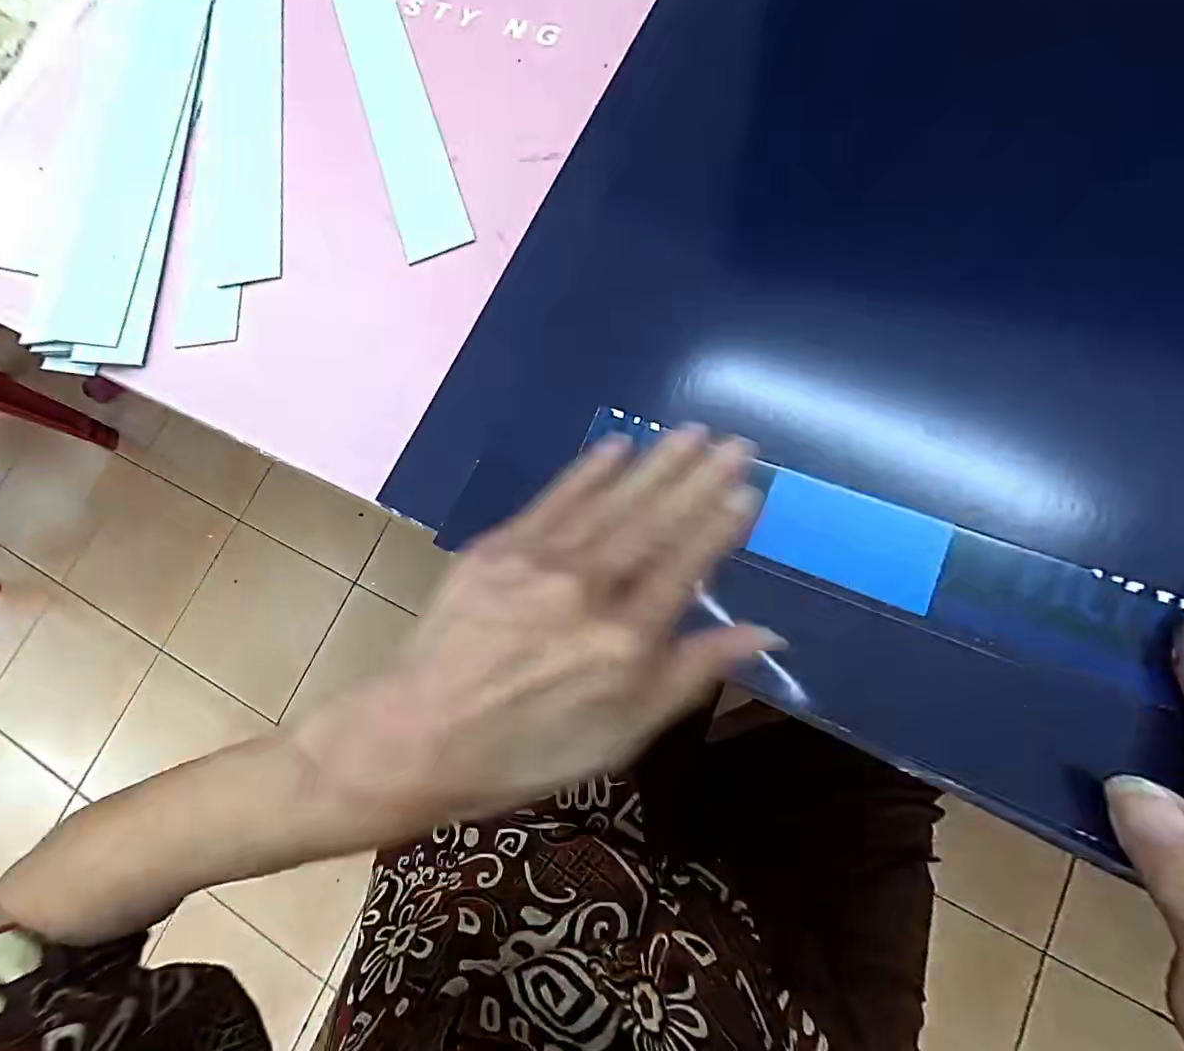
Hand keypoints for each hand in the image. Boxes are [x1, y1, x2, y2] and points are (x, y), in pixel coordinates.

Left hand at [286, 427, 781, 842]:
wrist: (420, 733)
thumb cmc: (525, 751)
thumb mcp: (620, 734)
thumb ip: (689, 675)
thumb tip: (763, 633)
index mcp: (624, 640)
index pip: (685, 566)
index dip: (719, 526)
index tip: (747, 489)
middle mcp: (586, 589)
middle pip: (652, 523)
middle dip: (696, 478)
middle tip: (733, 441)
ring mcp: (536, 562)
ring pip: (608, 504)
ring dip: (652, 465)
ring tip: (688, 432)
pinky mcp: (494, 549)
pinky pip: (551, 501)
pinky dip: (585, 473)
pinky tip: (614, 448)